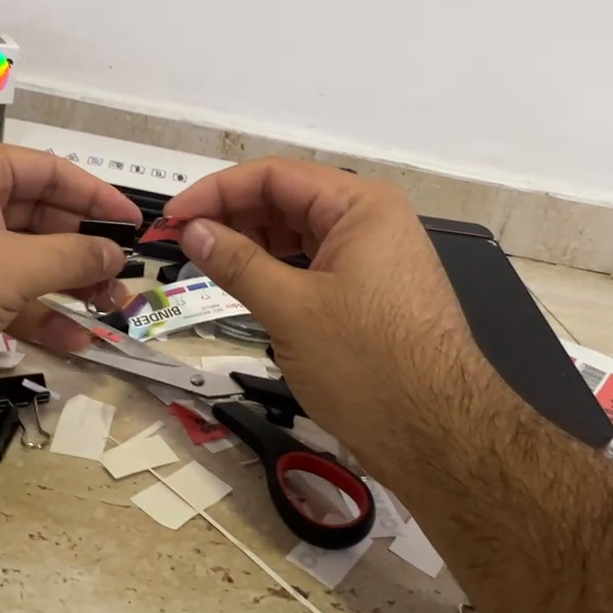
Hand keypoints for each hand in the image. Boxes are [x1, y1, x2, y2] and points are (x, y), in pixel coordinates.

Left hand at [0, 142, 139, 424]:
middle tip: (125, 276)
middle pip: (38, 219)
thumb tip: (116, 253)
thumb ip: (73, 256)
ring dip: (67, 287)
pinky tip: (74, 340)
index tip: (133, 223)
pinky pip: (2, 294)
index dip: (96, 197)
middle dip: (84, 251)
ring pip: (24, 261)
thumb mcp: (12, 267)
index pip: (49, 172)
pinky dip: (36, 314)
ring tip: (113, 310)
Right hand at [162, 159, 489, 465]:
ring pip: (300, 232)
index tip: (173, 217)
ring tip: (207, 262)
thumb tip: (191, 229)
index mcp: (360, 205)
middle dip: (233, 215)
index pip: (275, 176)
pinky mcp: (371, 289)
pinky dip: (277, 268)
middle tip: (182, 242)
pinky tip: (247, 282)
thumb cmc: (368, 365)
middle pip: (288, 199)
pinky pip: (315, 262)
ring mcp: (374, 255)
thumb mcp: (292, 309)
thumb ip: (237, 263)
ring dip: (252, 242)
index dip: (217, 190)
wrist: (439, 437)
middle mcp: (371, 219)